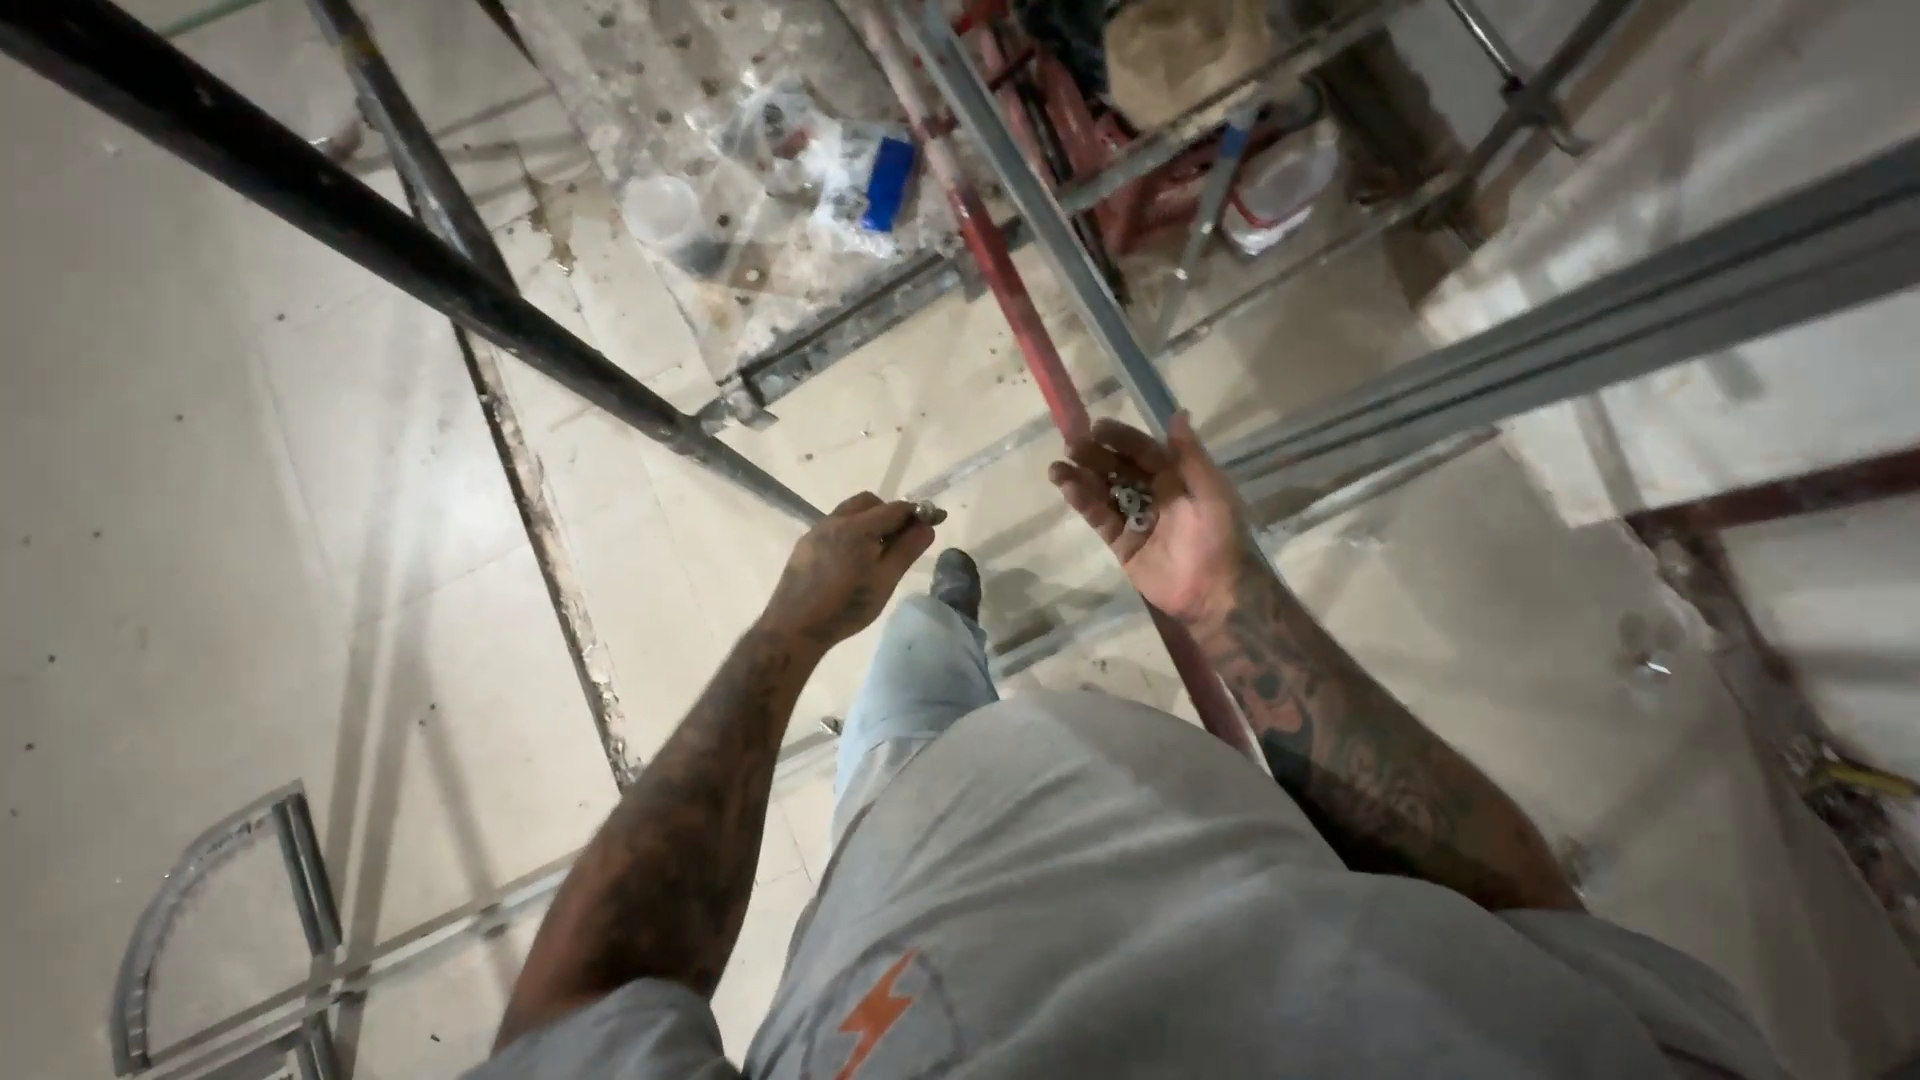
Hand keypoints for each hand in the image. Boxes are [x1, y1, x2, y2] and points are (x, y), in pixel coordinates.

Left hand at [759, 492, 935, 650]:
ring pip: (848, 513)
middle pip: (868, 502)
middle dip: (889, 513)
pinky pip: (833, 528)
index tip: (929, 525)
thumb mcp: (885, 580)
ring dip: (867, 523)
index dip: (916, 514)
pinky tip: (849, 563)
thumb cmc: (847, 606)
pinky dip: (849, 534)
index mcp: (858, 526)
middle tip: (899, 541)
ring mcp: (816, 531)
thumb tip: (926, 526)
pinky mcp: (804, 545)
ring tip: (874, 554)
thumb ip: (907, 549)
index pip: (895, 508)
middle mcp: (835, 520)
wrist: (796, 626)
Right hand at [1049, 412, 1249, 628]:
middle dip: (1095, 457)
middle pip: (1119, 469)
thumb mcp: (1211, 492)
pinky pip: (1100, 519)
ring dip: (1081, 478)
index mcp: (1177, 479)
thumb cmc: (1217, 537)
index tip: (1096, 427)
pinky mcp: (1121, 543)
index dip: (1121, 438)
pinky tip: (1068, 489)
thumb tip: (1177, 413)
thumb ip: (1190, 456)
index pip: (1144, 451)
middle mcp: (1154, 495)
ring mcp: (1135, 519)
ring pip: (1104, 492)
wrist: (1212, 592)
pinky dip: (1084, 503)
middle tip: (1070, 445)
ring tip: (1057, 468)